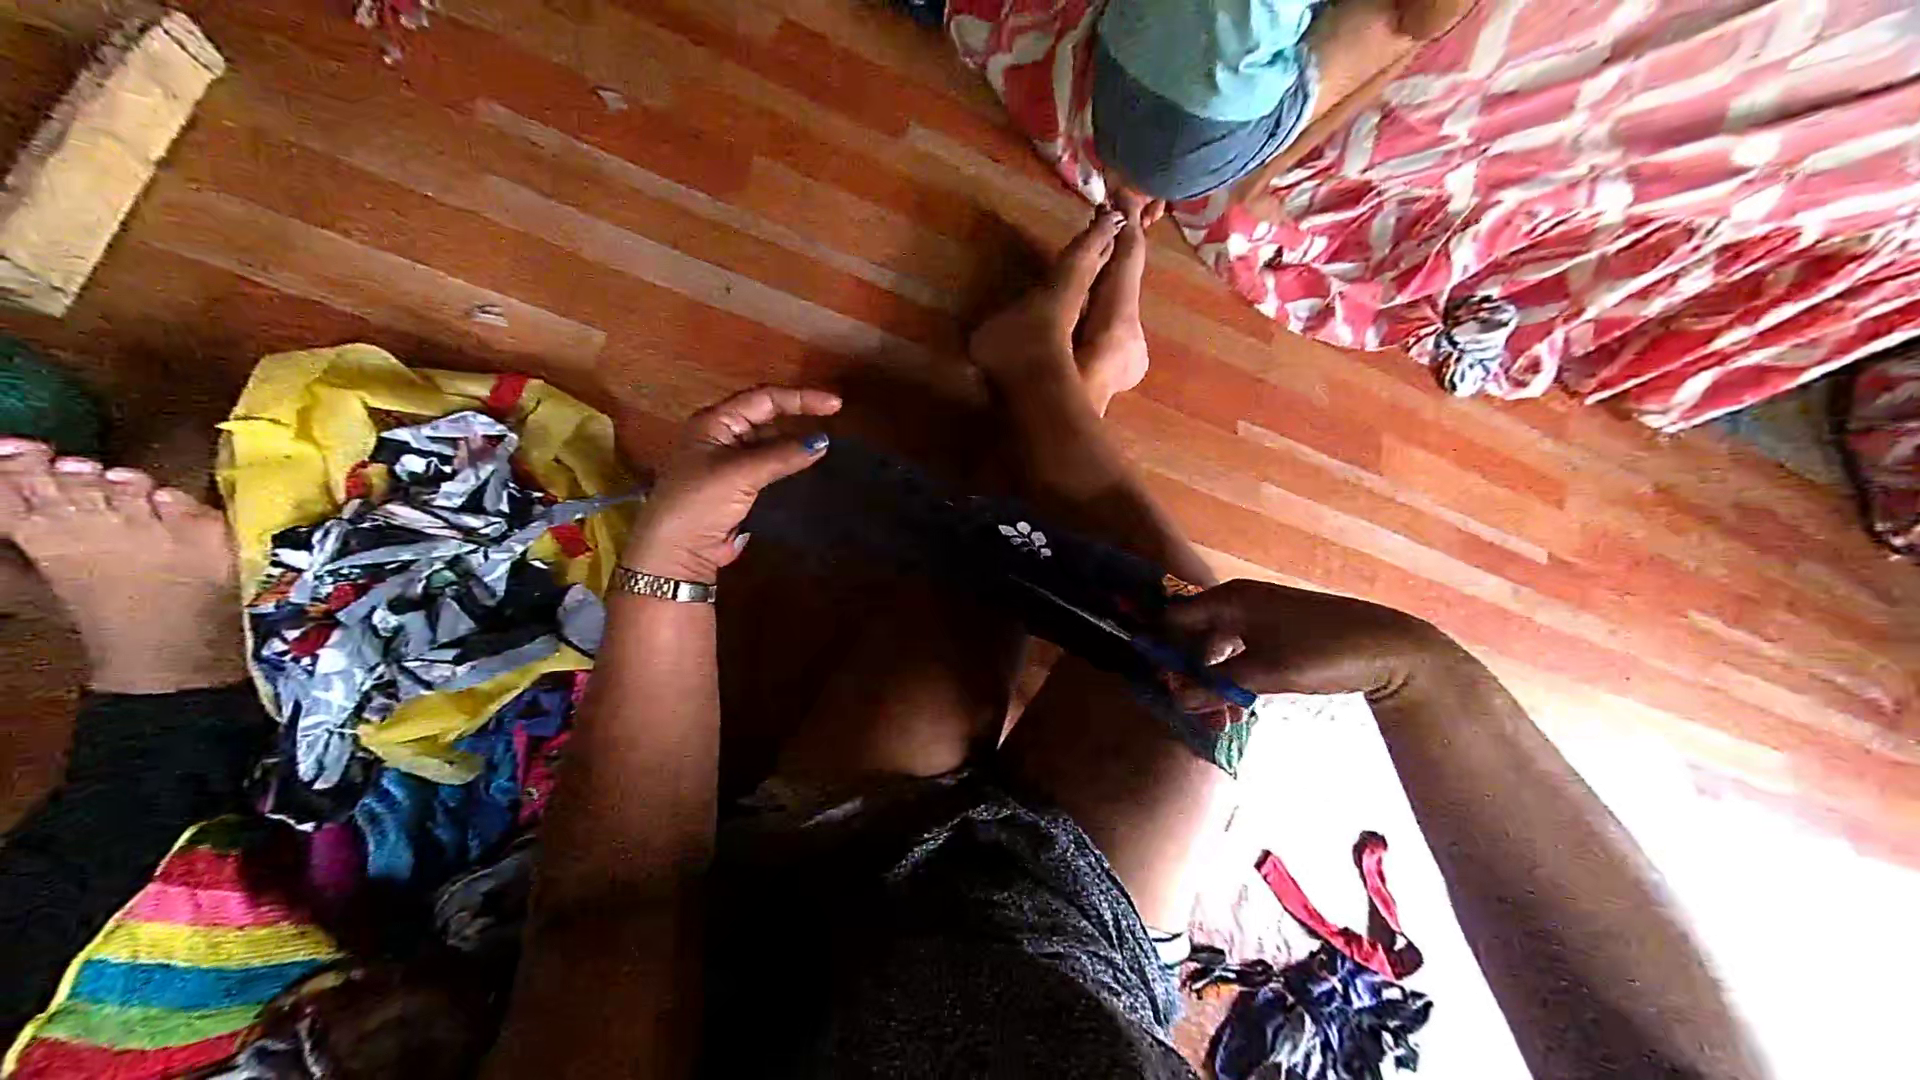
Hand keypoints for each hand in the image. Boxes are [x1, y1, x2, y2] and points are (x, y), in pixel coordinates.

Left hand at [623, 386, 841, 582]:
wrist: (678, 550)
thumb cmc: (700, 502)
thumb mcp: (741, 474)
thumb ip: (783, 455)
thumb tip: (822, 441)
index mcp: (715, 421)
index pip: (764, 398)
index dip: (801, 398)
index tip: (835, 405)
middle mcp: (723, 435)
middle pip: (768, 415)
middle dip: (800, 415)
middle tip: (835, 418)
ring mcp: (730, 460)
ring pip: (771, 441)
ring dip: (796, 441)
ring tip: (827, 443)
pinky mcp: (739, 485)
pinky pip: (771, 464)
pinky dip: (790, 462)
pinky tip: (809, 465)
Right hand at [1164, 579, 1461, 702]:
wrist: (1389, 646)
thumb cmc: (1318, 652)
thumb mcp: (1261, 674)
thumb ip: (1214, 685)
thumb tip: (1176, 698)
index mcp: (1228, 599)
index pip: (1175, 619)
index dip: (1163, 649)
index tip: (1162, 684)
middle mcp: (1239, 600)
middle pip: (1195, 634)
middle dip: (1189, 672)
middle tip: (1191, 708)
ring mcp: (1260, 613)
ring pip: (1220, 646)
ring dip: (1213, 679)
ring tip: (1219, 717)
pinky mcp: (1278, 629)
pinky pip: (1241, 649)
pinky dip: (1234, 674)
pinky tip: (1239, 704)